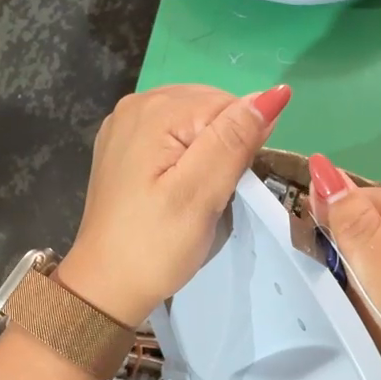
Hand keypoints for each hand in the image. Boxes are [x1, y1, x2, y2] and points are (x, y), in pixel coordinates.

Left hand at [58, 84, 290, 325]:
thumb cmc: (156, 244)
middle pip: (210, 107)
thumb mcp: (201, 193)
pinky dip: (187, 155)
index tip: (226, 186)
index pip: (228, 105)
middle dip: (224, 146)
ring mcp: (125, 125)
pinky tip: (179, 186)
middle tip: (211, 194)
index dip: (240, 145)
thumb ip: (235, 139)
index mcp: (155, 111)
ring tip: (195, 193)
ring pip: (194, 121)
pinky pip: (172, 135)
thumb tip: (274, 94)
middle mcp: (136, 104)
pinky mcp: (123, 147)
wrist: (106, 285)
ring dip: (208, 151)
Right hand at [307, 153, 380, 379]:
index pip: (346, 196)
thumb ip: (356, 230)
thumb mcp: (380, 287)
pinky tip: (362, 284)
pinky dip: (359, 255)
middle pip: (354, 204)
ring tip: (351, 287)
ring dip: (346, 248)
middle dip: (337, 237)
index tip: (327, 268)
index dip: (326, 227)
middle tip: (340, 284)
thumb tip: (324, 172)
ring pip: (359, 219)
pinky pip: (372, 233)